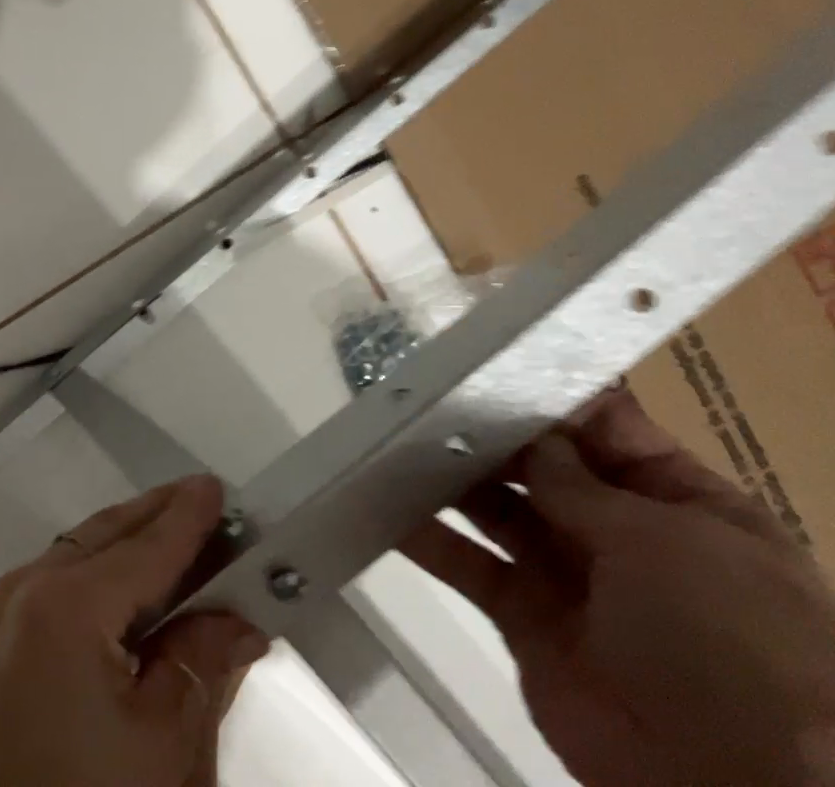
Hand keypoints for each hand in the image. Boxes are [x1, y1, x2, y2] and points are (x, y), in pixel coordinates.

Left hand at [0, 477, 269, 786]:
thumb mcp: (164, 739)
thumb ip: (200, 662)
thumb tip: (235, 620)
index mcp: (64, 604)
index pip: (143, 549)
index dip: (186, 519)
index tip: (216, 489)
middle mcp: (23, 589)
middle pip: (101, 538)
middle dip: (154, 518)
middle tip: (203, 504)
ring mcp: (0, 612)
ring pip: (73, 555)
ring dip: (123, 544)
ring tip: (176, 539)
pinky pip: (51, 582)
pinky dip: (94, 572)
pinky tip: (128, 588)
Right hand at [405, 391, 834, 786]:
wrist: (724, 774)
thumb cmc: (726, 638)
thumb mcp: (666, 541)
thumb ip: (580, 485)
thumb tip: (524, 435)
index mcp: (688, 505)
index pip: (612, 431)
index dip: (554, 397)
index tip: (487, 364)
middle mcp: (627, 534)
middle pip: (544, 469)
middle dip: (491, 438)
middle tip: (423, 402)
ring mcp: (572, 577)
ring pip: (498, 512)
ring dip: (452, 482)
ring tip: (394, 444)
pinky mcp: (523, 617)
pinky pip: (468, 566)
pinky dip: (426, 540)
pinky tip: (383, 509)